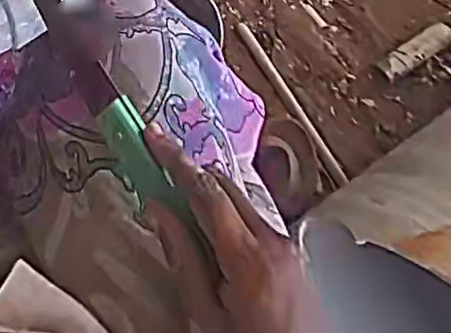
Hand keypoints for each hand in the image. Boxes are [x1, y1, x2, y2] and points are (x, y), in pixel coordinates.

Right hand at [142, 126, 328, 332]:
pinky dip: (230, 216)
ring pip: (241, 201)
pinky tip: (214, 240)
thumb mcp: (208, 319)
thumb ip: (184, 259)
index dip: (174, 159)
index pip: (205, 189)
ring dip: (210, 197)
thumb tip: (158, 208)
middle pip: (224, 185)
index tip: (152, 135)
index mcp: (249, 257)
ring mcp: (291, 249)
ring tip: (184, 213)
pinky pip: (256, 221)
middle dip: (191, 174)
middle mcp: (275, 242)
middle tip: (159, 171)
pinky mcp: (298, 259)